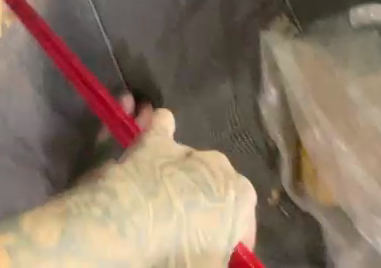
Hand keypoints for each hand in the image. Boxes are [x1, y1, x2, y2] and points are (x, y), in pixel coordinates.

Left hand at [67, 107, 257, 265]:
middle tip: (188, 233)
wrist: (136, 227)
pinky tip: (154, 144)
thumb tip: (214, 255)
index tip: (216, 254)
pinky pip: (161, 126)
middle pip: (217, 188)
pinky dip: (160, 133)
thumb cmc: (182, 253)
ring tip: (165, 202)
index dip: (231, 241)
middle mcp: (220, 165)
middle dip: (207, 207)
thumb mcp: (213, 265)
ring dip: (182, 178)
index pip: (244, 223)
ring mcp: (187, 149)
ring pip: (190, 160)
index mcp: (242, 197)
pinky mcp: (156, 141)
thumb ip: (219, 256)